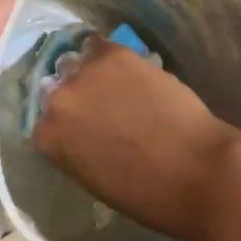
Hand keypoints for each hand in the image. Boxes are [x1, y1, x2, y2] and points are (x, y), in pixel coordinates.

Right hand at [31, 40, 240, 240]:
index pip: (44, 124)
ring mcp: (83, 74)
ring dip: (92, 74)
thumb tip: (81, 132)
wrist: (195, 170)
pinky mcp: (113, 55)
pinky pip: (99, 46)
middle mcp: (57, 101)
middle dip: (75, 98)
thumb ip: (75, 149)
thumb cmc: (148, 193)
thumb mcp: (95, 179)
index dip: (65, 125)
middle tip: (100, 107)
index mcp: (48, 139)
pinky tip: (124, 66)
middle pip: (58, 90)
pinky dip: (108, 55)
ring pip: (78, 64)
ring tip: (115, 84)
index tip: (82, 129)